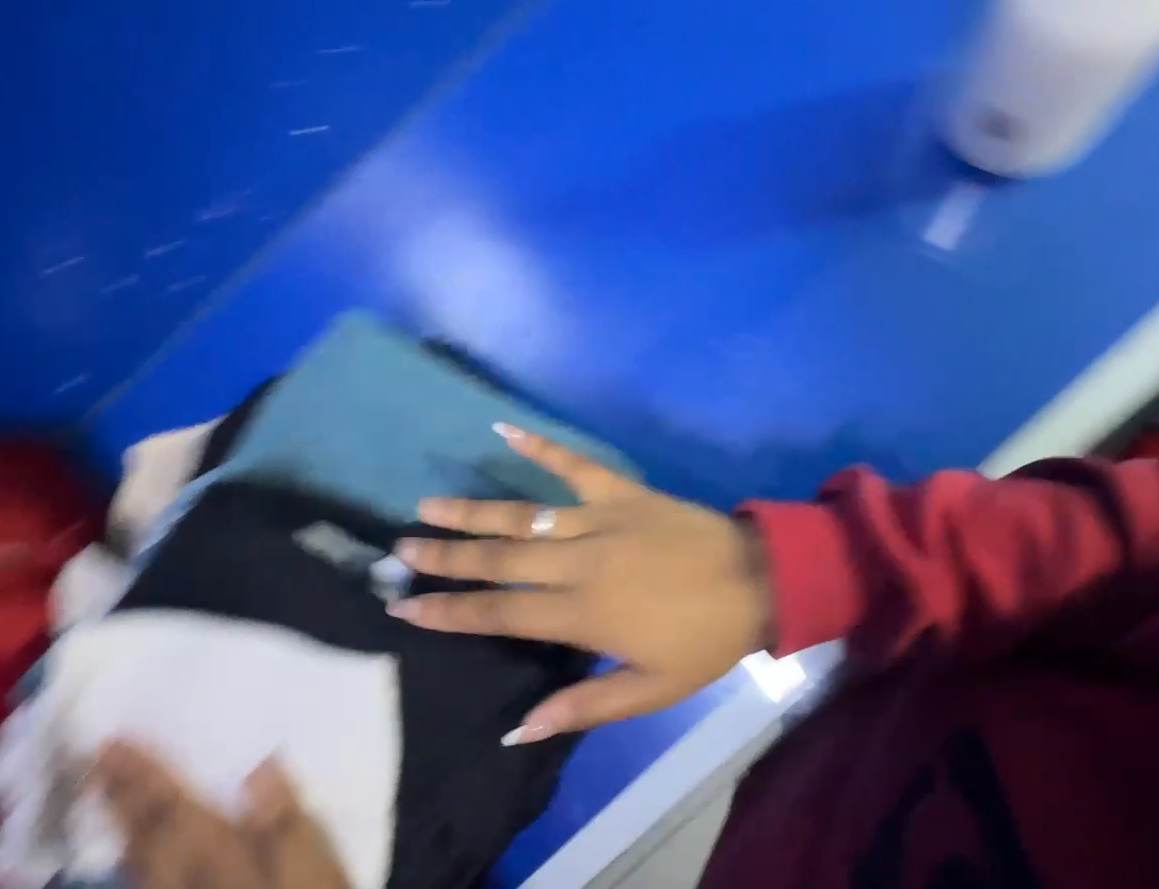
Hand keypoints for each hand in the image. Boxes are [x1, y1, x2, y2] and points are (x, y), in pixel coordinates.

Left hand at [89, 740, 347, 888]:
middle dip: (124, 800)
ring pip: (141, 874)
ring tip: (106, 797)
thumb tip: (260, 767)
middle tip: (95, 761)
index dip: (147, 778)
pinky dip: (134, 870)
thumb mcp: (318, 873)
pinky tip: (132, 861)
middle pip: (150, 844)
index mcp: (225, 866)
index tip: (115, 742)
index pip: (179, 815)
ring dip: (123, 832)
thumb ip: (288, 825)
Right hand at [388, 424, 772, 742]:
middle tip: (398, 549)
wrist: (760, 582)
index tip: (404, 608)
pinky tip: (503, 431)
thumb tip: (518, 727)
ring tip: (427, 505)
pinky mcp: (623, 491)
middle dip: (445, 557)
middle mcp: (580, 563)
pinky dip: (540, 446)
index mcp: (583, 614)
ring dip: (474, 511)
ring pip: (524, 515)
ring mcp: (601, 520)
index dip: (450, 612)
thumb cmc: (704, 641)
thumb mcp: (651, 690)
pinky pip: (575, 464)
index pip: (501, 613)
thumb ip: (583, 706)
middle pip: (500, 559)